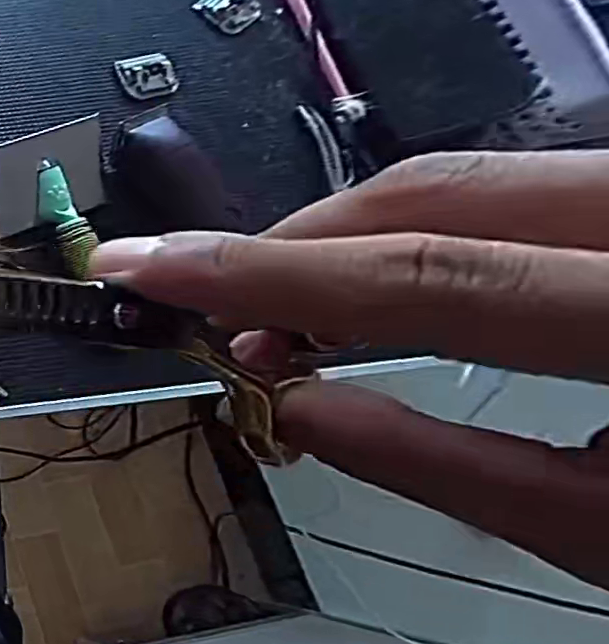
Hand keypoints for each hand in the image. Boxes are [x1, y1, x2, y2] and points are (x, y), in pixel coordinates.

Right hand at [89, 151, 608, 586]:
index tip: (132, 265)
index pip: (421, 278)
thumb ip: (435, 464)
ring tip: (284, 316)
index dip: (250, 269)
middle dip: (287, 249)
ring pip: (467, 178)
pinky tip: (368, 293)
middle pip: (433, 195)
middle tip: (214, 315)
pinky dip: (406, 236)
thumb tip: (282, 405)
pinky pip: (510, 189)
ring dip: (337, 244)